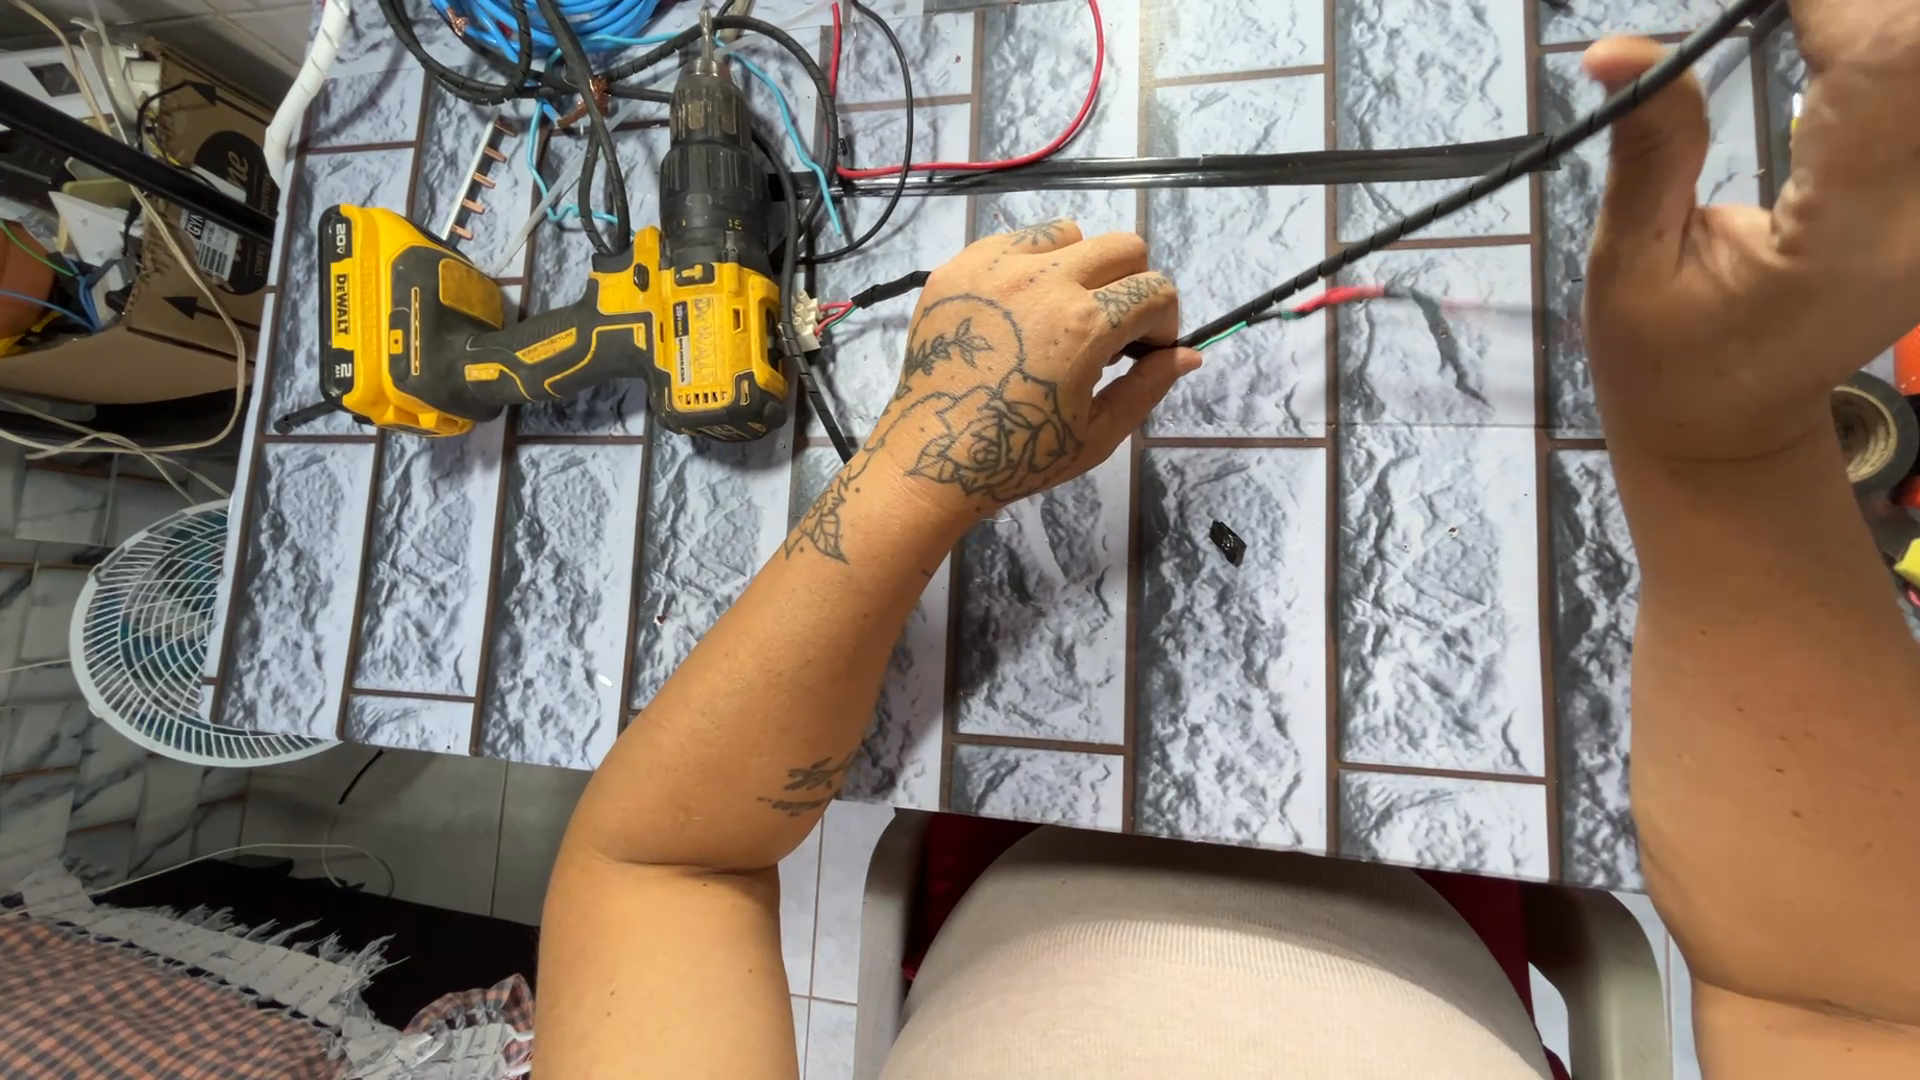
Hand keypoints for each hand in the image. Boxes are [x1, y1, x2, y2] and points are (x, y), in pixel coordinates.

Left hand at [794, 220, 1198, 559]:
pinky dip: (1029, 265)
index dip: (1163, 323)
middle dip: (1133, 286)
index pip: (1157, 290)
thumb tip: (1190, 355)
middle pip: (1123, 247)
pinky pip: (1010, 241)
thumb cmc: (1019, 458)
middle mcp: (1043, 280)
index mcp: (1085, 325)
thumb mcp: (1097, 434)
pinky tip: (1017, 312)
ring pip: (1067, 233)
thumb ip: (1148, 387)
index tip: (1142, 352)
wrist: (933, 458)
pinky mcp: (956, 270)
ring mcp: (993, 268)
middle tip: (1108, 333)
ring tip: (1060, 315)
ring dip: (1081, 266)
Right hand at [1583, 6, 1919, 462]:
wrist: (1726, 426)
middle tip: (1782, 17)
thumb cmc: (1657, 361)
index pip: (1885, 61)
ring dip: (1883, 36)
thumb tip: (1614, 49)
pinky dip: (1895, 65)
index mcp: (1849, 234)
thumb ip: (1651, 150)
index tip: (1753, 0)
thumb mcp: (1628, 263)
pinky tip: (1850, 57)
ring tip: (1811, 31)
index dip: (1831, 1)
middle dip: (1865, 12)